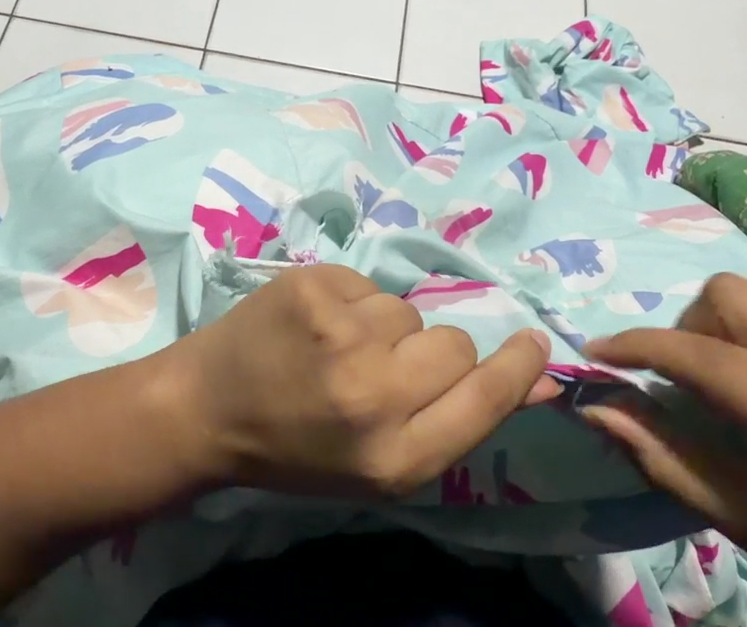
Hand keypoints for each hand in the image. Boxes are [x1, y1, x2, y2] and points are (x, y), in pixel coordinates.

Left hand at [162, 262, 557, 498]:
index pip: (488, 396)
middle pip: (454, 343)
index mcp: (396, 458)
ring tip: (334, 351)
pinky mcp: (314, 284)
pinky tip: (313, 326)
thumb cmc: (299, 449)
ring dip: (384, 328)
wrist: (206, 409)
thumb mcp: (381, 462)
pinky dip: (350, 303)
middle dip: (429, 354)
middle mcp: (375, 394)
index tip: (531, 342)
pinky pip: (368, 284)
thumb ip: (458, 418)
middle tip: (381, 370)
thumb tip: (540, 372)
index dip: (517, 367)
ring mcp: (341, 331)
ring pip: (408, 310)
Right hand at [582, 274, 746, 626]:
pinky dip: (745, 338)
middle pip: (734, 295)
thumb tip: (597, 408)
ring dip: (714, 329)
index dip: (644, 348)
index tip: (597, 355)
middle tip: (675, 386)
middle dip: (685, 328)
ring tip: (714, 392)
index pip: (717, 360)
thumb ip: (668, 462)